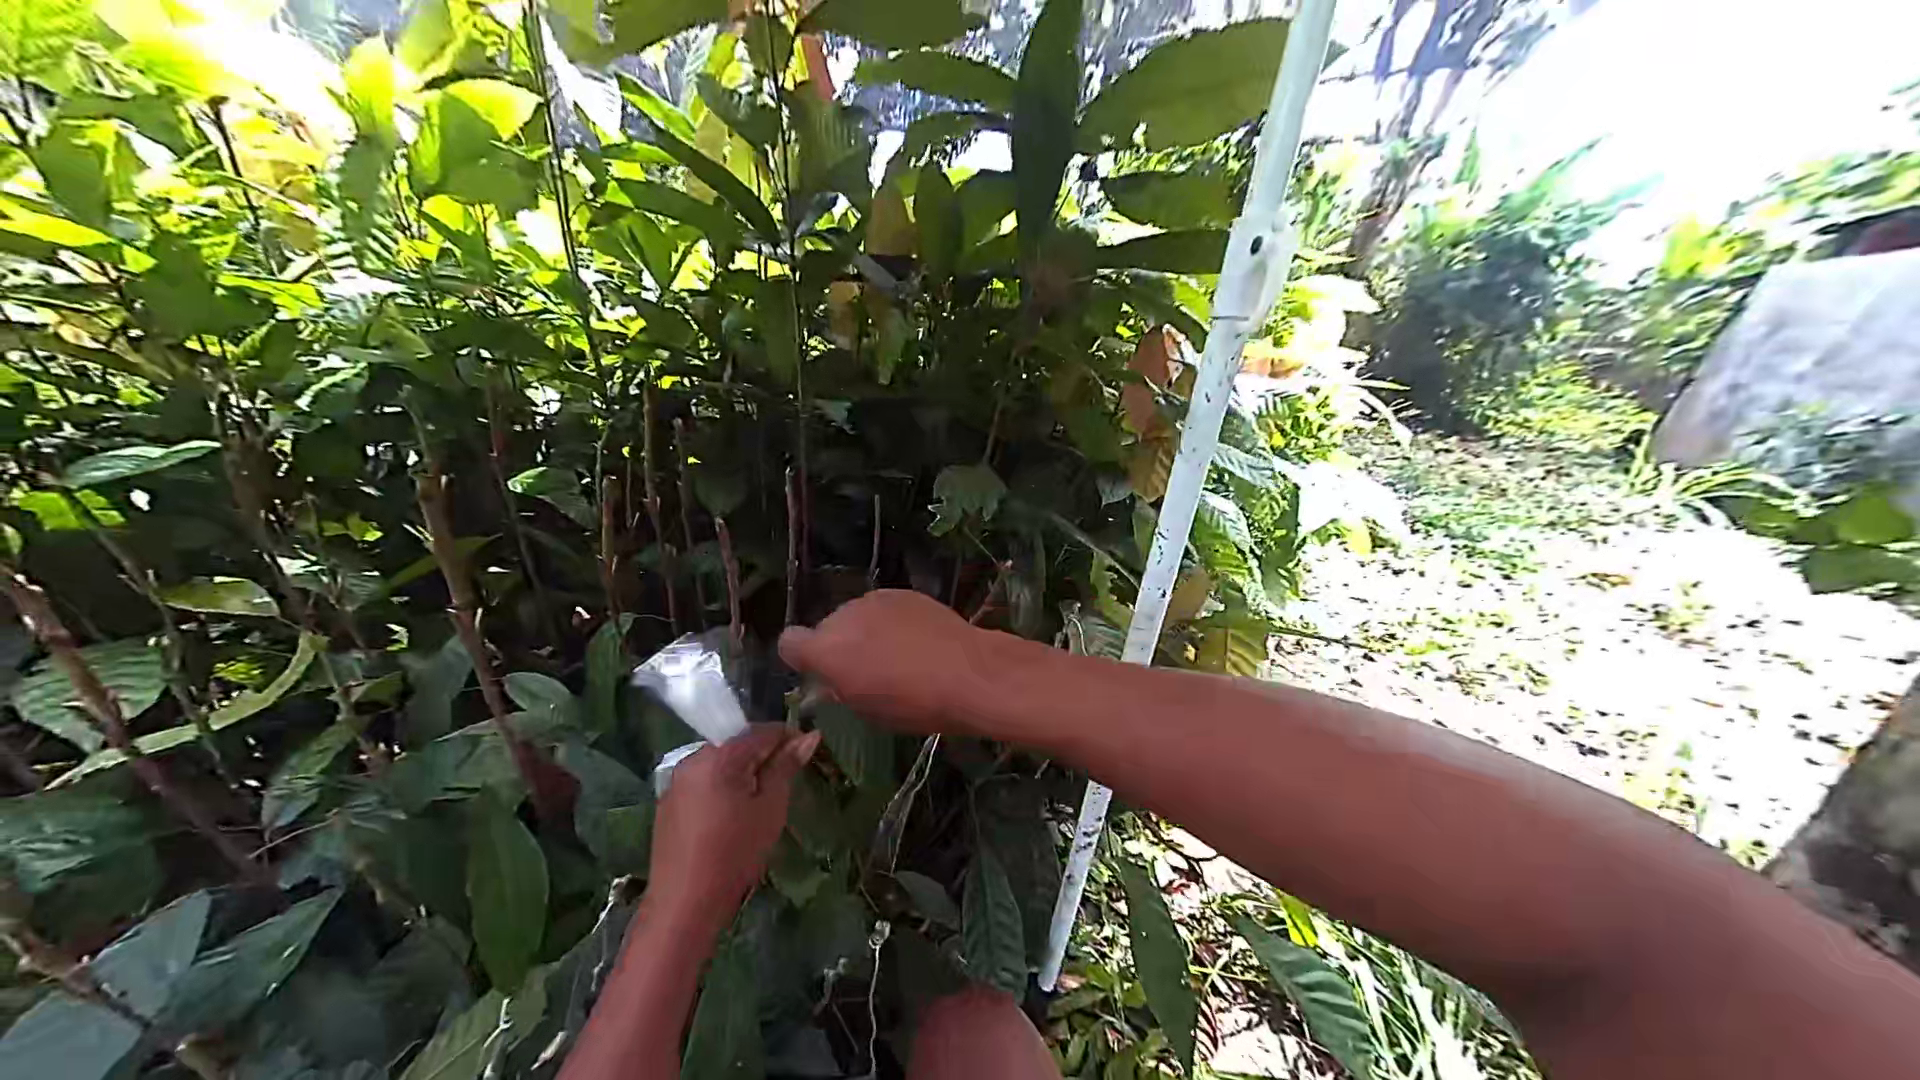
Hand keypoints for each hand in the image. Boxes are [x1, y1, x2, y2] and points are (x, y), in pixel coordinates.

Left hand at [645, 724, 820, 922]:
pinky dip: (723, 787)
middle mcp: (693, 759)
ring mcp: (677, 781)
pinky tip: (731, 817)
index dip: (789, 738)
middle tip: (785, 783)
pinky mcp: (668, 803)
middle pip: (739, 744)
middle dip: (765, 756)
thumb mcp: (770, 807)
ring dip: (744, 772)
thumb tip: (809, 736)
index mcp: (719, 756)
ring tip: (760, 801)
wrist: (683, 906)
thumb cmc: (735, 853)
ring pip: (721, 763)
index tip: (806, 755)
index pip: (762, 731)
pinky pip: (704, 781)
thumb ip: (786, 766)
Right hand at [778, 589, 997, 734]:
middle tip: (867, 669)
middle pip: (827, 627)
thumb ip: (839, 690)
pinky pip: (883, 607)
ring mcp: (874, 598)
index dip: (802, 657)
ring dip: (865, 631)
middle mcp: (843, 615)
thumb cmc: (914, 704)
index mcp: (826, 649)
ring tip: (897, 653)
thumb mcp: (867, 709)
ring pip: (856, 616)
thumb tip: (829, 682)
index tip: (823, 672)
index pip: (789, 642)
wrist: (968, 672)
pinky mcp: (903, 591)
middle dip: (840, 645)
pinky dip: (890, 621)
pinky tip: (916, 639)